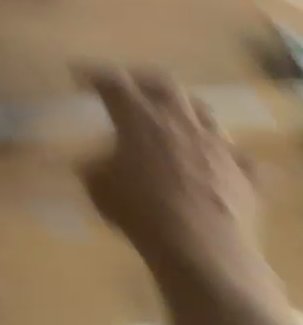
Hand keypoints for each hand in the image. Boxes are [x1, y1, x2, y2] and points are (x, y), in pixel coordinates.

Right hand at [75, 64, 259, 272]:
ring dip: (182, 109)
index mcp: (139, 120)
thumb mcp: (96, 182)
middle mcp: (182, 124)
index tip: (77, 74)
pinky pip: (237, 153)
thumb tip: (100, 159)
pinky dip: (219, 151)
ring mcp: (221, 148)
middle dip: (140, 79)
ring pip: (203, 111)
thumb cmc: (138, 210)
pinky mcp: (248, 175)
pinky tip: (210, 160)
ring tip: (167, 118)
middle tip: (125, 85)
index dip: (92, 74)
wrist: (203, 250)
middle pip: (165, 84)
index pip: (112, 82)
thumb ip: (97, 161)